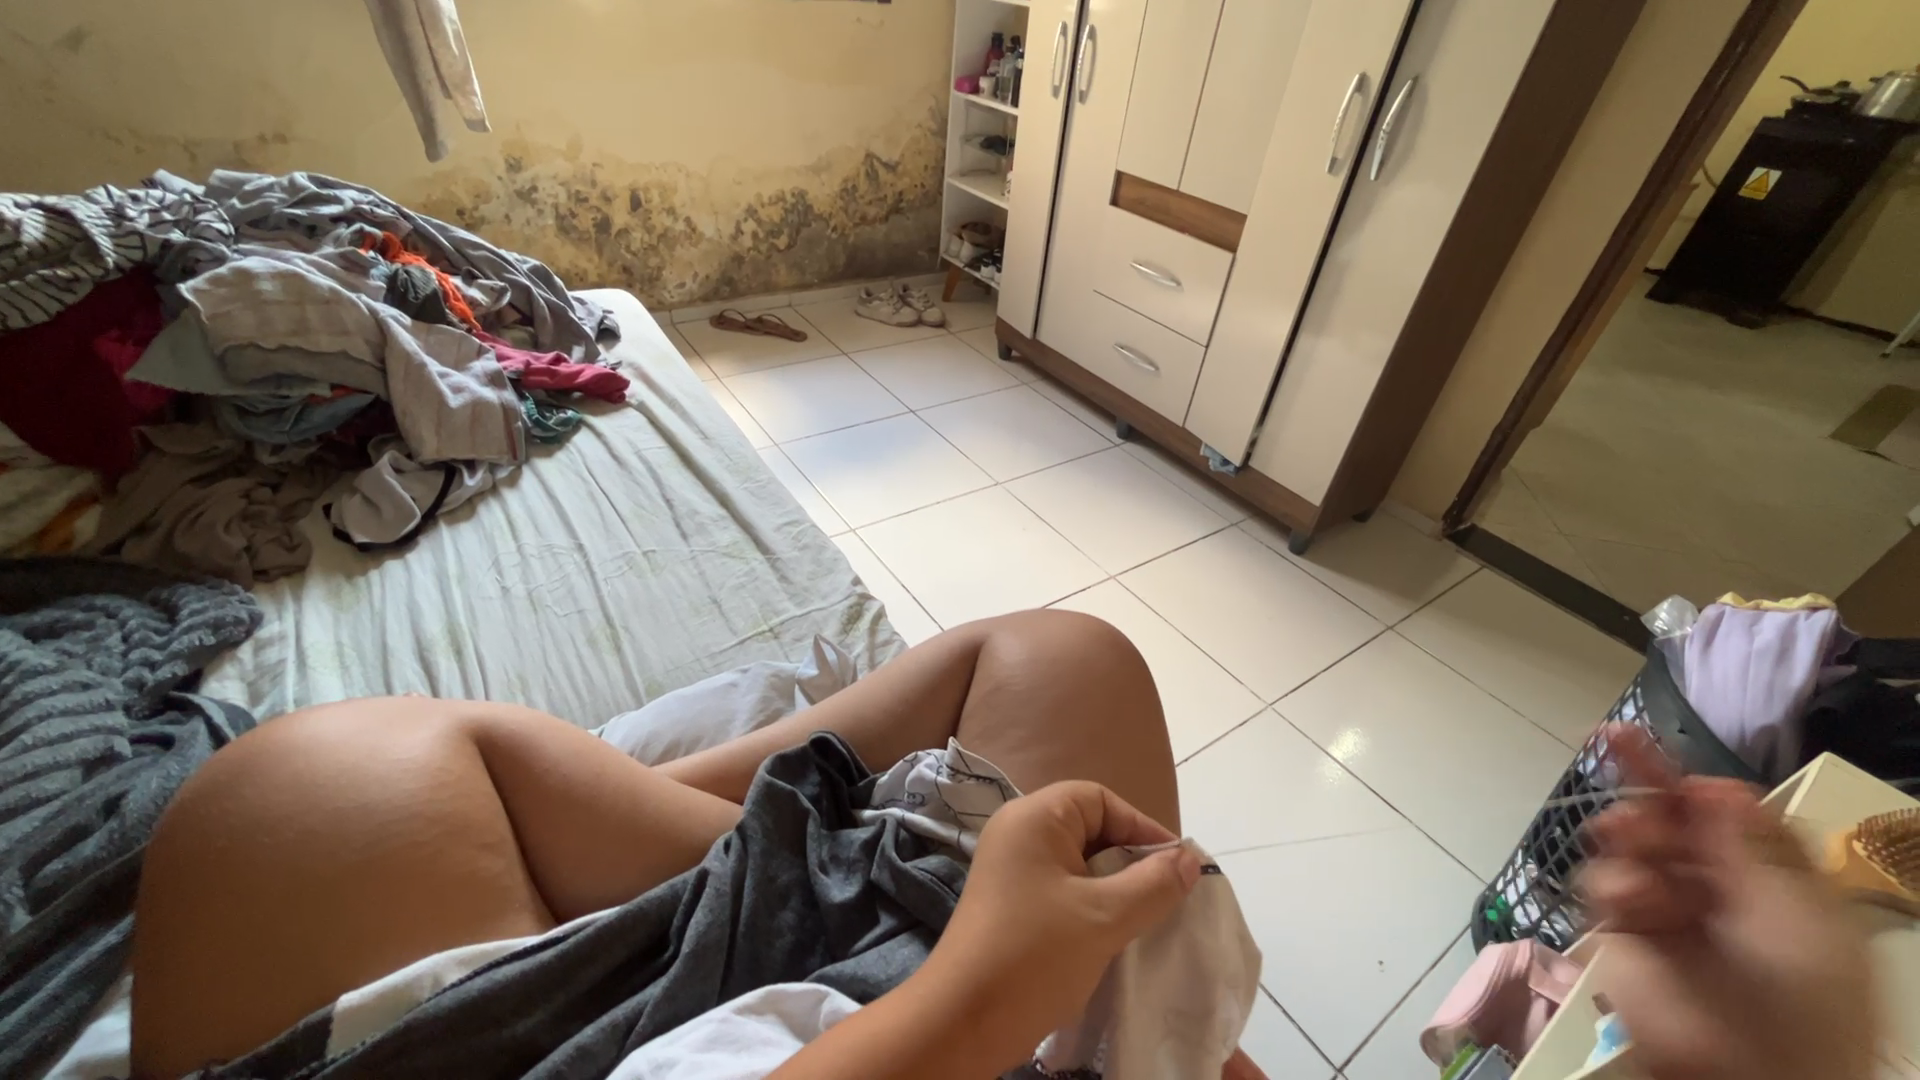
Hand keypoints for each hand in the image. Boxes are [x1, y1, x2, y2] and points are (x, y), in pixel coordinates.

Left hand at [912, 780, 1203, 1070]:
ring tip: (1145, 919)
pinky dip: (1091, 904)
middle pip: (1088, 828)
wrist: (964, 1019)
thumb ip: (1152, 885)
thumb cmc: (1035, 954)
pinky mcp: (1010, 902)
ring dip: (1113, 886)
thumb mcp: (1103, 917)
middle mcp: (1018, 832)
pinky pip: (1062, 888)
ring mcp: (1011, 868)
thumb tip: (1188, 859)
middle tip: (1165, 896)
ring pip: (1078, 863)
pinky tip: (1113, 935)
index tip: (1175, 867)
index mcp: (1034, 818)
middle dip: (1129, 860)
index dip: (1141, 827)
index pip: (1098, 799)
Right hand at [1580, 728, 1877, 1079]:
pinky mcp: (1619, 925)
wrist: (1746, 1069)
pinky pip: (1604, 882)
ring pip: (1624, 842)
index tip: (1625, 738)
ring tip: (1632, 849)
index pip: (1714, 810)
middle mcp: (1710, 882)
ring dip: (1627, 837)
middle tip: (1631, 794)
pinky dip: (1616, 884)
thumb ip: (1757, 847)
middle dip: (1641, 800)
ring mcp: (1662, 903)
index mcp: (1764, 877)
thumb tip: (1715, 784)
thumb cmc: (1799, 997)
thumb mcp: (1802, 917)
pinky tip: (1636, 900)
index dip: (1676, 774)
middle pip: (1660, 817)